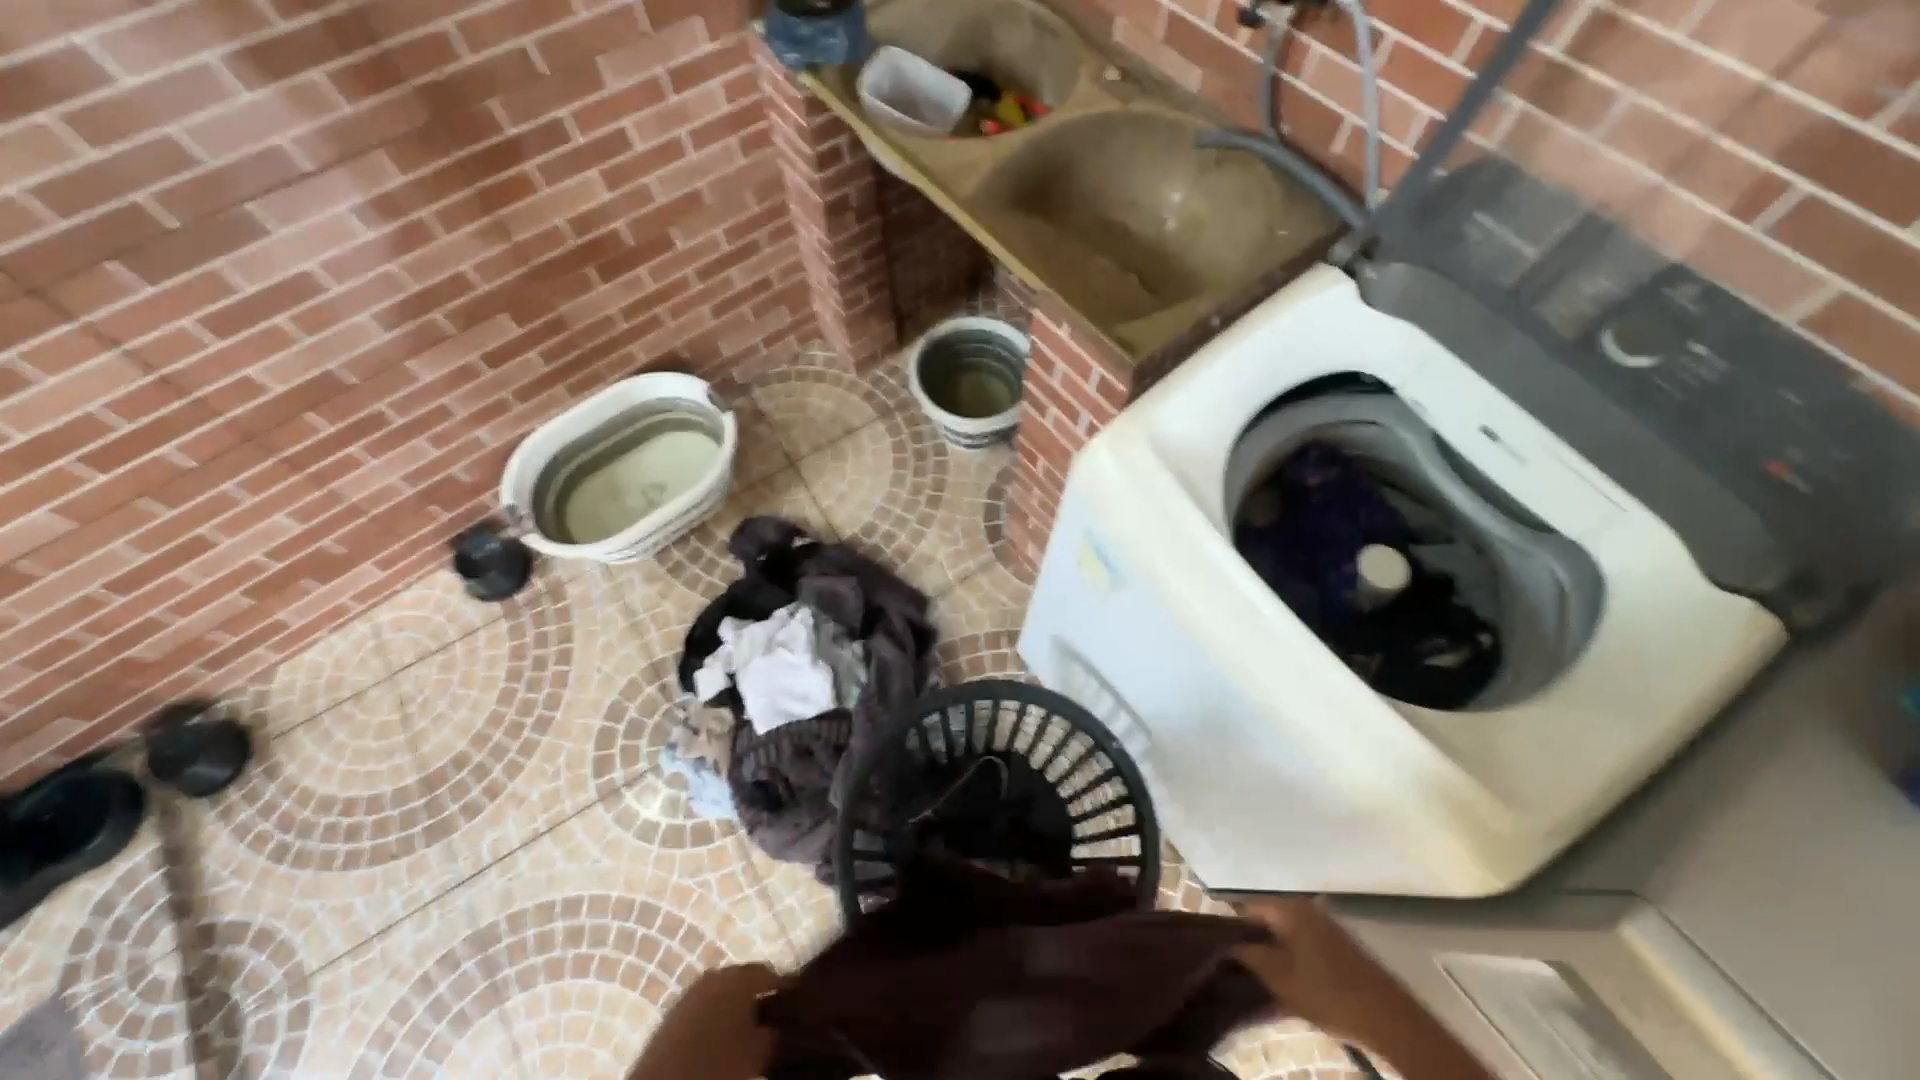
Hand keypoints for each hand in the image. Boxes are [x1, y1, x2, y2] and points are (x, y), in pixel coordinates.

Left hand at [627, 964, 783, 1079]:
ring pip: (723, 989)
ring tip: (749, 1022)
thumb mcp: (758, 1051)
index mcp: (739, 978)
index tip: (796, 997)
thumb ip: (773, 1032)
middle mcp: (715, 975)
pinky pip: (706, 1002)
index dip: (785, 985)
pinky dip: (718, 1011)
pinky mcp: (676, 1010)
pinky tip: (723, 1030)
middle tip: (773, 1010)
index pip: (770, 973)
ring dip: (736, 1002)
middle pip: (744, 977)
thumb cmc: (720, 1060)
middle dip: (758, 992)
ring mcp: (692, 990)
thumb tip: (778, 1024)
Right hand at [1231, 898, 1400, 1047]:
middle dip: (1252, 944)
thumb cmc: (1326, 992)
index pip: (1246, 909)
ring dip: (1272, 956)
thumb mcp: (1278, 976)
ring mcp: (1326, 927)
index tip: (1219, 953)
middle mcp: (1307, 909)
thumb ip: (1248, 955)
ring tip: (1258, 981)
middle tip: (1236, 970)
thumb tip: (1229, 945)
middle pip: (1267, 922)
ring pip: (1285, 937)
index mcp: (1289, 909)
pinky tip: (1285, 986)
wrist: (1387, 1018)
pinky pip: (1303, 948)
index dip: (1230, 930)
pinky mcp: (1339, 947)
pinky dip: (1291, 962)